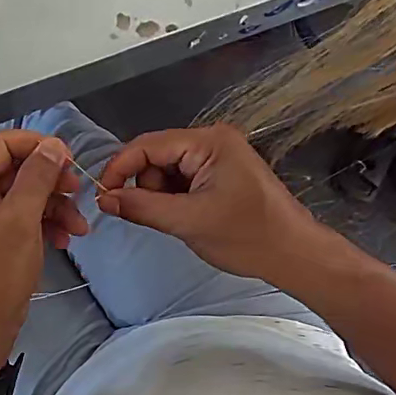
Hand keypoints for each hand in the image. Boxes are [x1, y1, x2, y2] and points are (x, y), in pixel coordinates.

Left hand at [0, 131, 89, 380]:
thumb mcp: (21, 220)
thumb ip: (37, 178)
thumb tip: (52, 146)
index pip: (3, 143)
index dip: (37, 146)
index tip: (68, 159)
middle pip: (19, 169)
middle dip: (52, 180)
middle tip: (77, 191)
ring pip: (29, 195)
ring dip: (57, 206)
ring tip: (79, 226)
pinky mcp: (0, 237)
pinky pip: (28, 217)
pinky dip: (49, 224)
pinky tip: (65, 239)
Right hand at [95, 125, 338, 285]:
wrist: (293, 253)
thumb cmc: (247, 236)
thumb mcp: (188, 221)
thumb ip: (142, 207)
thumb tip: (104, 199)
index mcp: (208, 141)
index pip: (147, 145)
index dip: (119, 168)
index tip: (102, 196)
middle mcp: (212, 141)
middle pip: (156, 157)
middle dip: (147, 187)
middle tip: (160, 217)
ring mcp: (218, 157)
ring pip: (167, 172)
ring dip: (162, 197)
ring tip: (181, 221)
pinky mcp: (221, 174)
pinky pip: (183, 182)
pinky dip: (176, 201)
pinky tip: (189, 219)